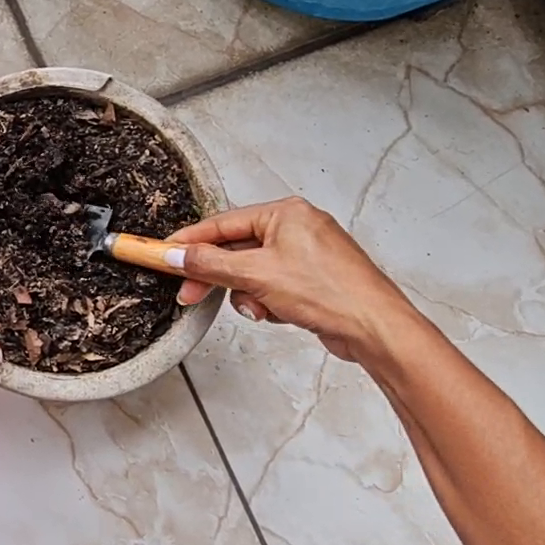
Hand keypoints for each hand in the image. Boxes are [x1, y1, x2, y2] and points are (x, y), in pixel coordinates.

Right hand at [167, 197, 421, 361]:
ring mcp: (306, 254)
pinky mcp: (312, 279)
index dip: (190, 242)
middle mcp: (296, 228)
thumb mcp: (255, 274)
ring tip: (258, 307)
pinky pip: (270, 285)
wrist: (377, 331)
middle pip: (235, 248)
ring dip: (246, 293)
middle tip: (190, 291)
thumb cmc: (332, 293)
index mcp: (285, 213)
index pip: (221, 223)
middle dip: (216, 275)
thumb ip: (209, 263)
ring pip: (251, 271)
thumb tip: (177, 255)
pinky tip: (276, 312)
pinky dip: (266, 300)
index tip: (166, 254)